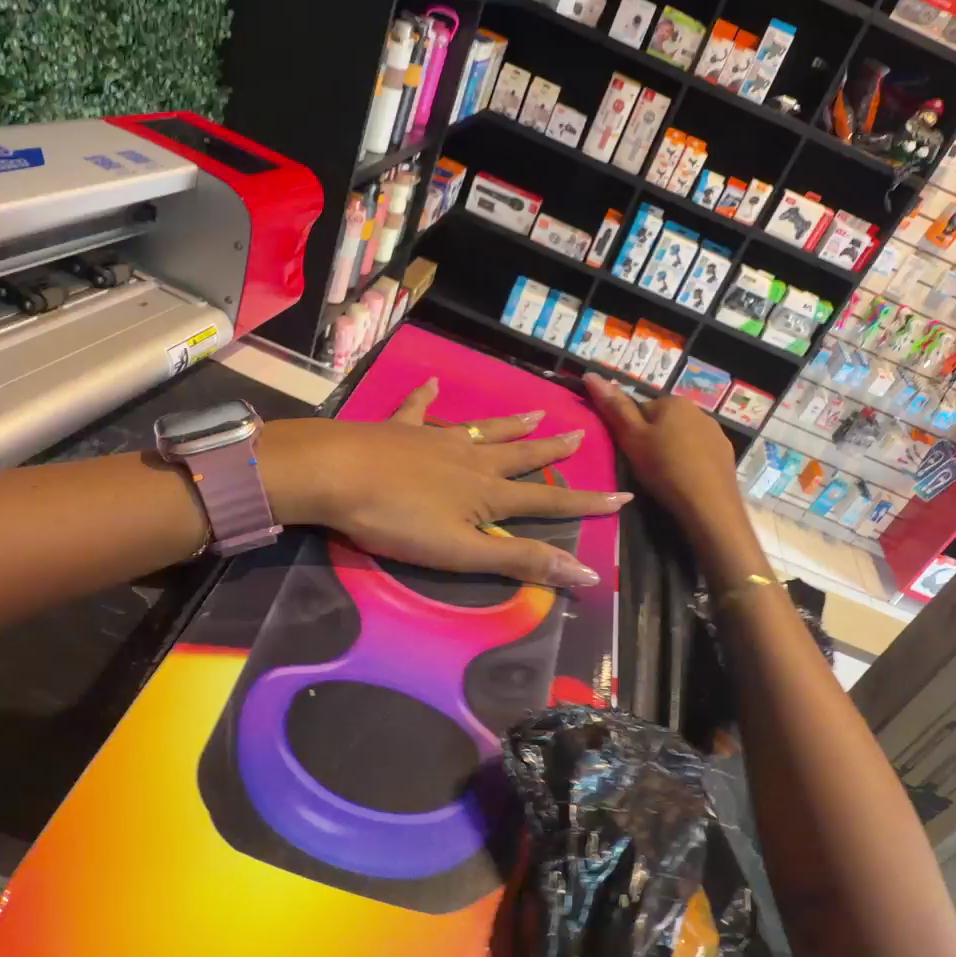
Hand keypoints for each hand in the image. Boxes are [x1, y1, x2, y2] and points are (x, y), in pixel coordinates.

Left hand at [255, 379, 627, 585]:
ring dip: (510, 424)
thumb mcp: (462, 552)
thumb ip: (521, 560)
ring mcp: (434, 438)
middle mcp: (470, 459)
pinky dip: (427, 398)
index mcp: (487, 493)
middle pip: (519, 455)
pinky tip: (431, 384)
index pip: (547, 500)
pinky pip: (419, 409)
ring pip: (482, 430)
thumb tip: (587, 571)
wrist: (334, 473)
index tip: (621, 497)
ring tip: (535, 412)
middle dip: (551, 449)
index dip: (585, 503)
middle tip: (579, 434)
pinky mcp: (399, 428)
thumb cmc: (397, 520)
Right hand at [582, 373, 747, 534]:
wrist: (708, 505)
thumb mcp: (631, 438)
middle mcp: (698, 409)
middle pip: (664, 422)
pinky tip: (686, 481)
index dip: (632, 432)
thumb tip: (591, 375)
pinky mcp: (726, 453)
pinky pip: (699, 452)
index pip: (642, 410)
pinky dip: (691, 462)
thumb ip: (614, 408)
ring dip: (672, 450)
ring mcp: (715, 432)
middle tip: (646, 467)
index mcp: (673, 401)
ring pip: (682, 437)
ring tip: (665, 477)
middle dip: (654, 440)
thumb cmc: (664, 468)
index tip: (631, 453)